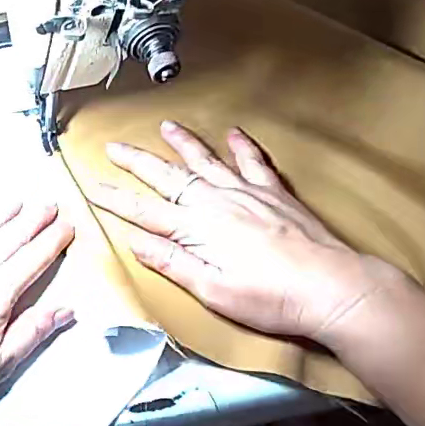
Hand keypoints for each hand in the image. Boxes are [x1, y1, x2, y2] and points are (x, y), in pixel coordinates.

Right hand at [85, 121, 414, 350]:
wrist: (332, 288)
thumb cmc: (271, 298)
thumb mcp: (211, 290)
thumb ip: (171, 262)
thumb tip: (135, 242)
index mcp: (197, 228)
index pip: (143, 210)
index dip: (114, 198)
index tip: (92, 187)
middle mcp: (217, 202)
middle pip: (167, 176)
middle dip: (136, 161)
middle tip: (114, 147)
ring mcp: (247, 193)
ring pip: (206, 160)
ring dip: (183, 143)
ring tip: (165, 127)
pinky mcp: (274, 193)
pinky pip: (253, 162)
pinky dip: (241, 146)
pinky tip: (233, 133)